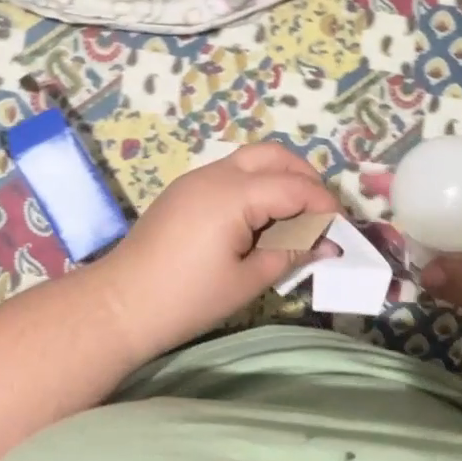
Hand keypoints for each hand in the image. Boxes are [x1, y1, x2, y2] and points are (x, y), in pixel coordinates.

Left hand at [93, 143, 340, 356]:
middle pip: (273, 156)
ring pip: (250, 160)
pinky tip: (261, 221)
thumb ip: (290, 253)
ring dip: (279, 179)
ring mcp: (195, 179)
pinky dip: (255, 186)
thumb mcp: (247, 280)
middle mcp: (215, 174)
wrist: (121, 304)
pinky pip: (230, 174)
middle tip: (320, 215)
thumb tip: (326, 242)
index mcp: (233, 194)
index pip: (294, 186)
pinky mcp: (183, 191)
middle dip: (304, 179)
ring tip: (294, 218)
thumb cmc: (187, 298)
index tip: (340, 230)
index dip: (323, 205)